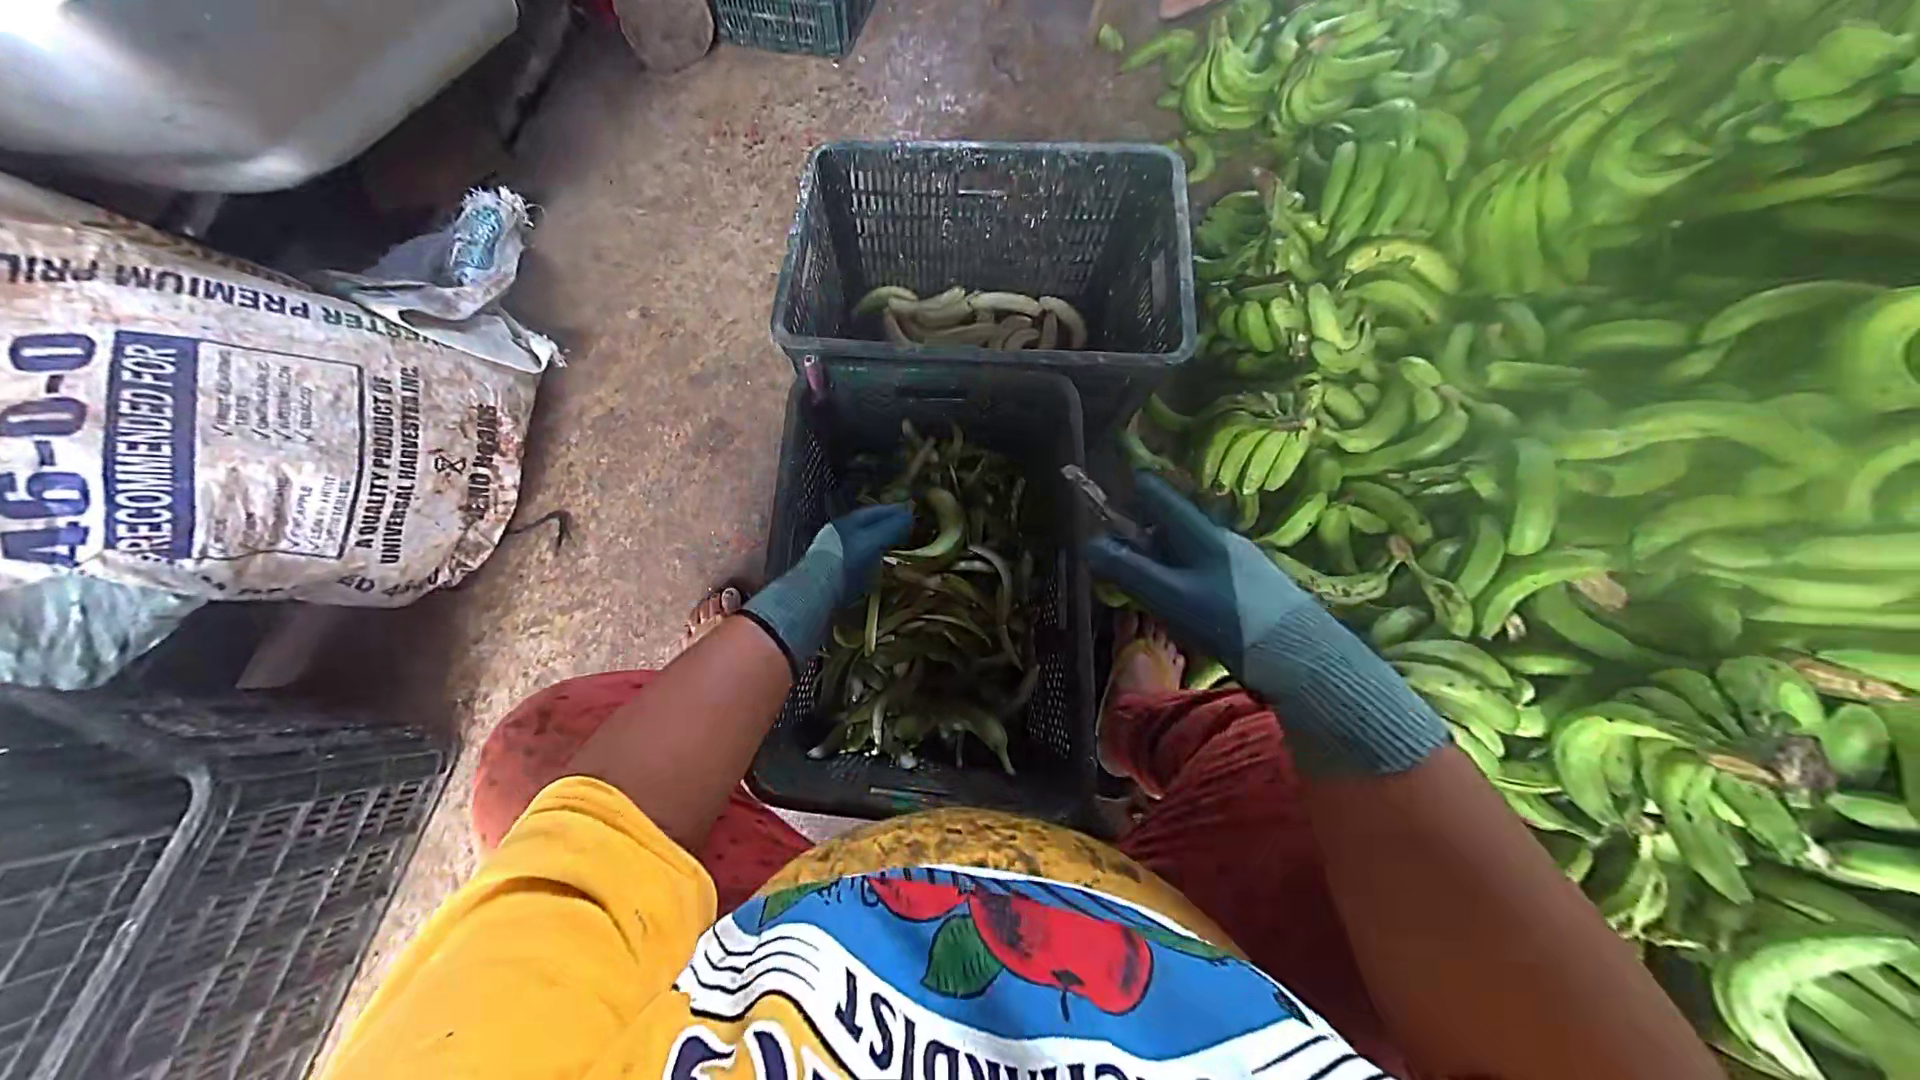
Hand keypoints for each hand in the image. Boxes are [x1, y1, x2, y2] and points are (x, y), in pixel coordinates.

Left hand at [744, 504, 911, 672]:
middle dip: (884, 526)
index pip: (874, 512)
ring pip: (859, 543)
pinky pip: (856, 561)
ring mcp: (833, 554)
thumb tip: (910, 516)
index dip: (892, 511)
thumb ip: (890, 528)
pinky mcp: (832, 574)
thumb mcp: (872, 541)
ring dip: (876, 543)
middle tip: (904, 529)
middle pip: (866, 526)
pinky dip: (869, 560)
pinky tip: (874, 568)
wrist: (816, 592)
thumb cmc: (845, 561)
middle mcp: (838, 535)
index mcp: (847, 523)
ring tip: (892, 547)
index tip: (910, 511)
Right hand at [1084, 473, 1448, 776]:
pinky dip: (1181, 579)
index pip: (1157, 493)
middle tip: (1117, 567)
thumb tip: (1089, 545)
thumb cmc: (1228, 620)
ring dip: (1159, 562)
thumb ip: (1128, 570)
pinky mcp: (1249, 583)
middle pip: (1168, 523)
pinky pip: (1203, 569)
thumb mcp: (1169, 596)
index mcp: (1199, 531)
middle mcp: (1219, 537)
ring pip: (1185, 549)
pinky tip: (1181, 608)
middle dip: (1139, 538)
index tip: (1107, 506)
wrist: (1301, 657)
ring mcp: (1238, 559)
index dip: (1129, 493)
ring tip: (1146, 594)